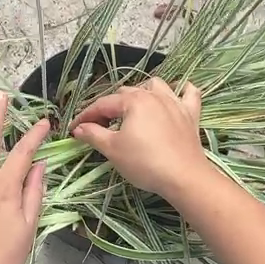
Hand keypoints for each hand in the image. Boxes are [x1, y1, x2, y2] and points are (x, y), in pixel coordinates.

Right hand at [68, 78, 207, 198]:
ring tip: (133, 108)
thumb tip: (79, 128)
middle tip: (99, 126)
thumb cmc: (145, 162)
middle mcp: (154, 95)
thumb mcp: (113, 149)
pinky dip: (183, 91)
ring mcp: (175, 103)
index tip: (74, 129)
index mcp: (133, 101)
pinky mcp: (191, 115)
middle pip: (126, 94)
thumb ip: (93, 134)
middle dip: (109, 107)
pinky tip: (177, 95)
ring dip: (141, 92)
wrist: (184, 177)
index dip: (86, 116)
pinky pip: (189, 94)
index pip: (103, 104)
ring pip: (155, 86)